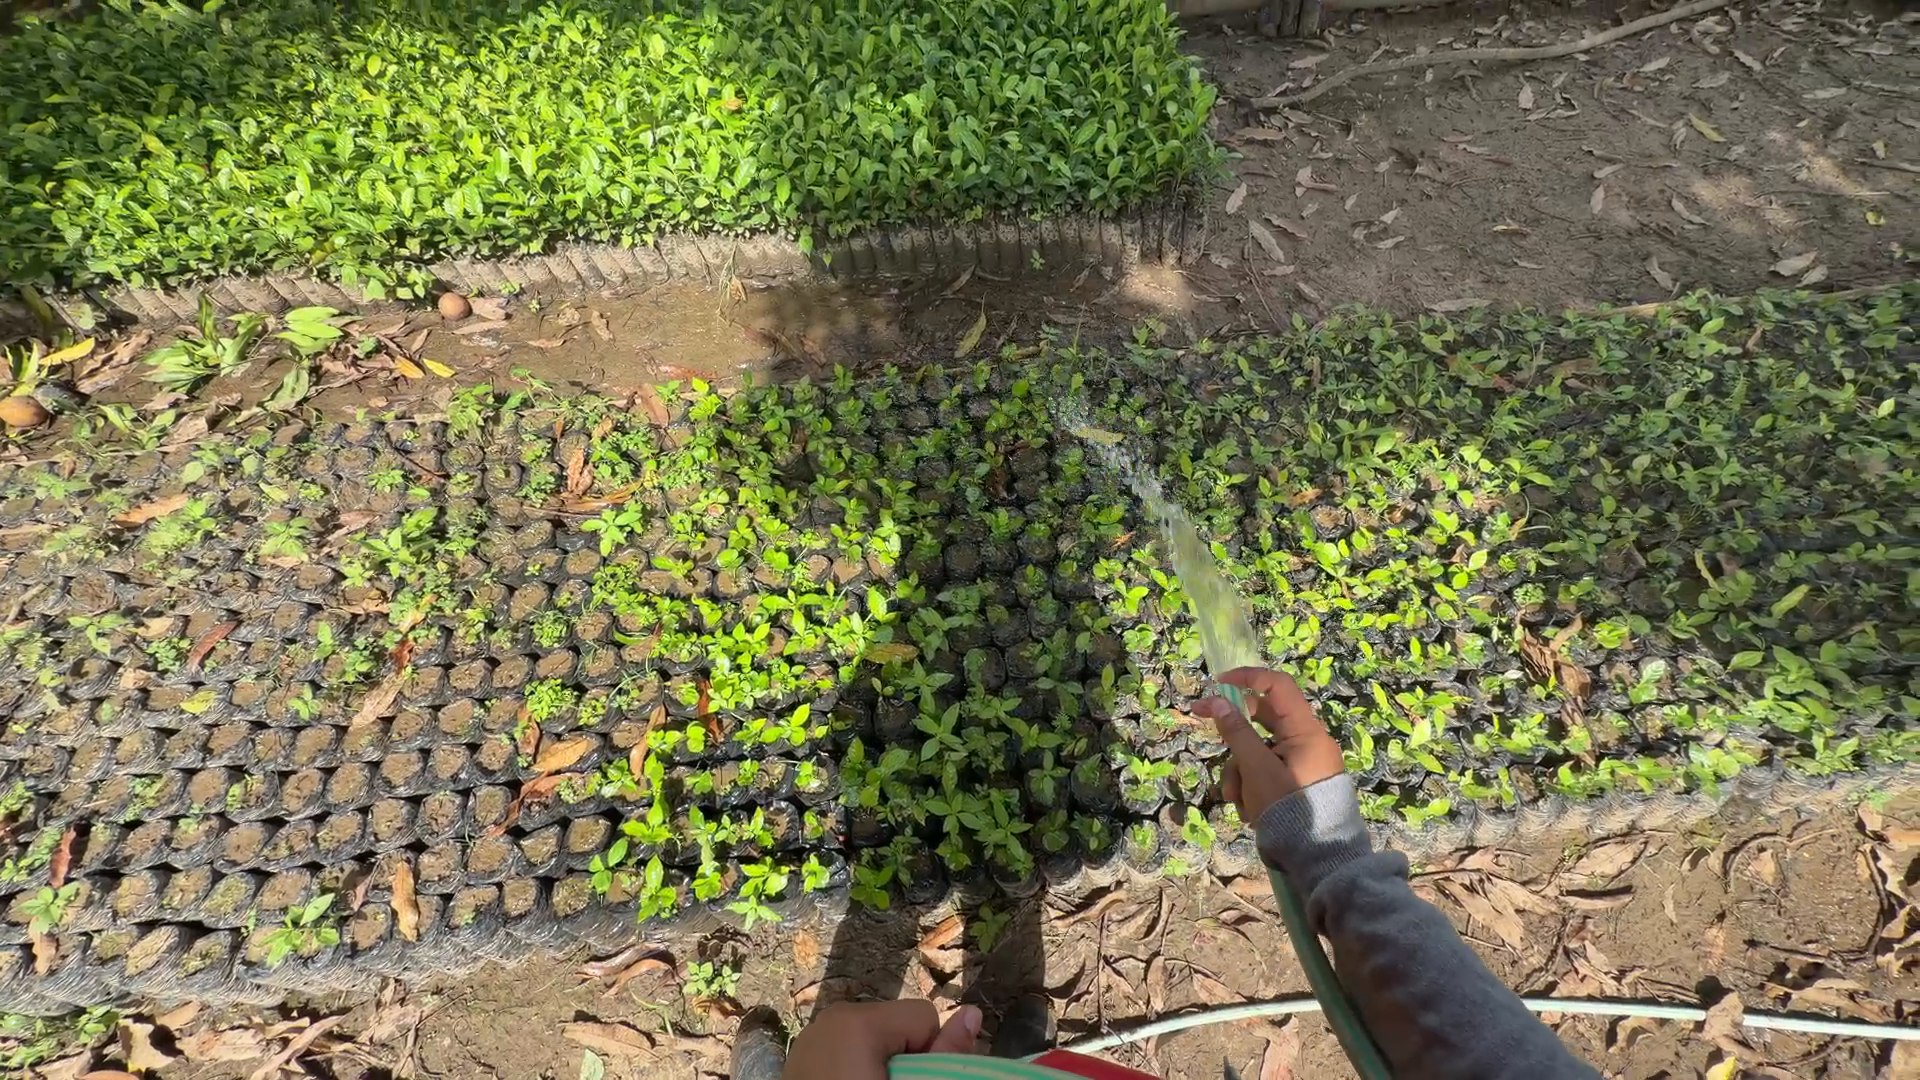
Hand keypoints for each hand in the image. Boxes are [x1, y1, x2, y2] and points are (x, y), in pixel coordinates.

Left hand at [783, 1001, 979, 1079]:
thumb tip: (974, 1013)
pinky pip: (848, 1053)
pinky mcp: (802, 1058)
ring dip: (881, 1070)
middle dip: (904, 1063)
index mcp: (858, 1020)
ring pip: (875, 1043)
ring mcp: (813, 1037)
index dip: (928, 1058)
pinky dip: (856, 1073)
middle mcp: (833, 1016)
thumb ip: (944, 1058)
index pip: (923, 1017)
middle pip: (899, 1029)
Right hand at [1193, 666, 1344, 821]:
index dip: (1247, 678)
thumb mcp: (1256, 768)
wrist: (1321, 863)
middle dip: (1233, 730)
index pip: (1277, 685)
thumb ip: (1236, 732)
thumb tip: (1217, 700)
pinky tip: (1247, 808)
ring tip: (1235, 797)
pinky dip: (1251, 782)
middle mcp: (1308, 741)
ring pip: (1260, 747)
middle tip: (1199, 719)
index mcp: (1306, 732)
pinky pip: (1267, 768)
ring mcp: (1303, 763)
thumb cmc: (1289, 809)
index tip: (1217, 684)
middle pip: (1263, 717)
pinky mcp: (1297, 781)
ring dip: (1239, 767)